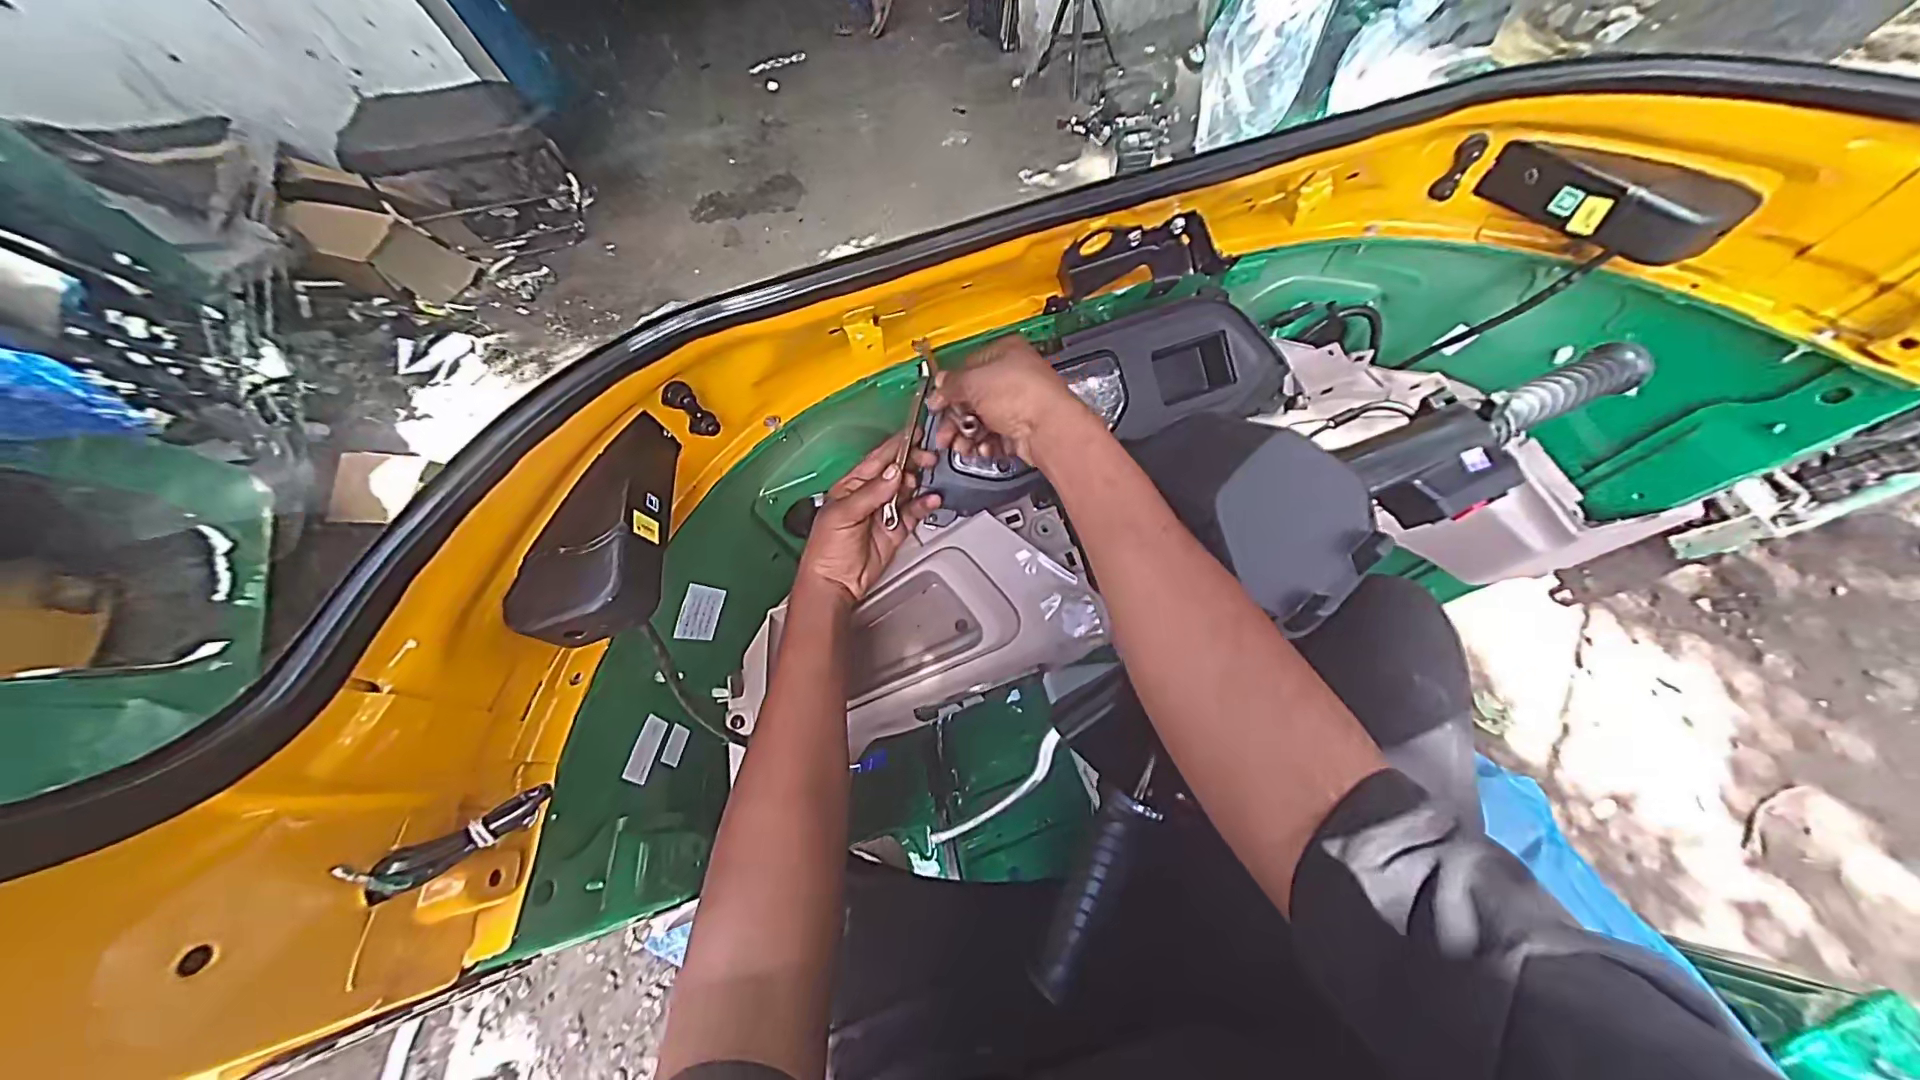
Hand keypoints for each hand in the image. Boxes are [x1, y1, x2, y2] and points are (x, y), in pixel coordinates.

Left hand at [796, 434, 940, 605]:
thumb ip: (871, 493)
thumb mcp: (844, 514)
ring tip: (929, 477)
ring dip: (921, 482)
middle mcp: (870, 495)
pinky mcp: (898, 529)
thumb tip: (893, 472)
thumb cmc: (826, 549)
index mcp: (852, 485)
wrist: (835, 583)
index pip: (877, 459)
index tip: (914, 435)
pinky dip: (925, 504)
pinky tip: (931, 499)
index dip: (896, 446)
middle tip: (928, 458)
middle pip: (897, 471)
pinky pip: (915, 511)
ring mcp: (885, 511)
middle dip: (914, 462)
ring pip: (909, 489)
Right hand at [926, 335, 1098, 466]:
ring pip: (982, 421)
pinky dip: (985, 445)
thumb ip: (951, 385)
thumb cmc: (1021, 395)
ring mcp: (1018, 404)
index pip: (966, 368)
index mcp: (1004, 352)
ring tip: (961, 446)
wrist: (1048, 429)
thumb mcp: (973, 382)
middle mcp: (1013, 376)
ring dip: (967, 436)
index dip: (949, 389)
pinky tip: (983, 449)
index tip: (937, 405)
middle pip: (972, 399)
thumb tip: (939, 387)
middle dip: (955, 420)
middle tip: (945, 434)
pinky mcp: (1021, 430)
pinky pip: (995, 438)